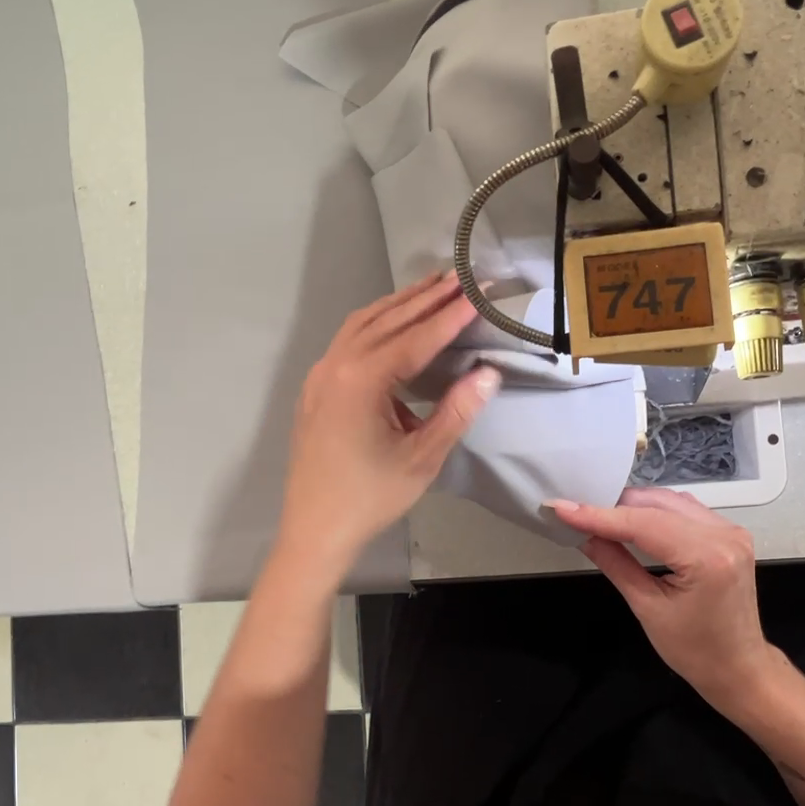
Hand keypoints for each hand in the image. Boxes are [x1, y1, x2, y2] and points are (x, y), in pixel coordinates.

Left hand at [279, 272, 500, 566]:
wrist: (315, 530)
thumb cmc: (370, 497)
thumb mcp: (422, 457)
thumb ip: (456, 411)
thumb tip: (489, 373)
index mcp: (362, 380)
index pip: (416, 337)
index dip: (451, 314)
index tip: (479, 290)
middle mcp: (337, 365)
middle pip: (388, 319)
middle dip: (426, 297)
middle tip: (461, 275)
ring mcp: (321, 375)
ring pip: (363, 324)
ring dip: (399, 305)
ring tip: (432, 288)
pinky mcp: (316, 388)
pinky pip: (347, 340)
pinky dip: (376, 323)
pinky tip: (394, 325)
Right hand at [550, 488, 780, 703]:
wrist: (739, 667)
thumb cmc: (694, 650)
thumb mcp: (646, 607)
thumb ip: (614, 563)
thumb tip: (582, 535)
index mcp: (707, 558)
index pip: (643, 524)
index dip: (599, 515)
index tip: (562, 508)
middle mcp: (724, 535)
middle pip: (657, 505)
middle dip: (614, 506)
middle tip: (575, 511)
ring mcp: (731, 531)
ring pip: (670, 502)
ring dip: (633, 505)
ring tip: (598, 514)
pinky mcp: (729, 533)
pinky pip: (685, 510)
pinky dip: (654, 511)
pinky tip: (630, 519)